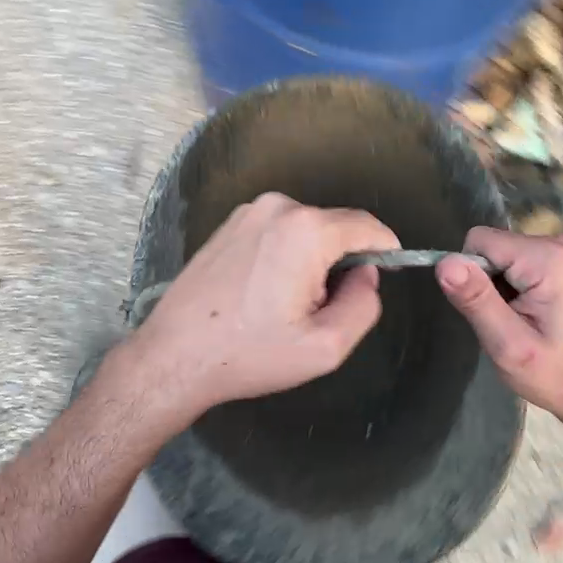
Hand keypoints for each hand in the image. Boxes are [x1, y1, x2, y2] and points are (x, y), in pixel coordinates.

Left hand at [111, 192, 399, 426]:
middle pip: (335, 228)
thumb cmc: (249, 353)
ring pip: (306, 231)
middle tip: (320, 309)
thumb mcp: (325, 346)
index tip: (388, 274)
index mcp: (305, 230)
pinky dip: (285, 256)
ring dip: (311, 261)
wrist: (174, 355)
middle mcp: (277, 207)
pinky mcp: (230, 224)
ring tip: (286, 306)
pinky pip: (278, 233)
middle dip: (340, 263)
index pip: (367, 226)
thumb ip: (364, 305)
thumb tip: (367, 274)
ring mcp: (249, 211)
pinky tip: (263, 294)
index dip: (386, 250)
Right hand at [436, 227, 562, 427]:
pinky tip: (531, 318)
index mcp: (547, 258)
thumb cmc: (556, 376)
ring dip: (499, 290)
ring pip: (501, 257)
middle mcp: (558, 244)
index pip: (478, 241)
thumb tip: (443, 262)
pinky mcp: (562, 264)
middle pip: (491, 247)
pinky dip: (513, 290)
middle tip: (507, 324)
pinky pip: (516, 264)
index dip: (472, 277)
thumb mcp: (508, 345)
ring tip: (520, 324)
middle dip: (487, 285)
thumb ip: (476, 299)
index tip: (491, 313)